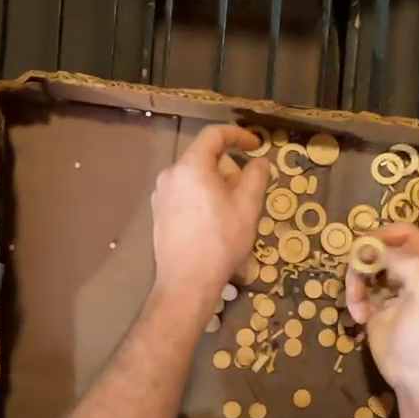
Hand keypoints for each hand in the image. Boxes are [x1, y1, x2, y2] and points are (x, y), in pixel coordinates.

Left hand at [151, 124, 270, 304]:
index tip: (256, 146)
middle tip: (247, 193)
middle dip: (230, 170)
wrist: (187, 282)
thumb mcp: (247, 207)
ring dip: (217, 185)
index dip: (238, 135)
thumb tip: (260, 161)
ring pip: (196, 177)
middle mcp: (170, 174)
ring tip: (232, 213)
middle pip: (205, 158)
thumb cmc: (220, 241)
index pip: (214, 135)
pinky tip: (213, 223)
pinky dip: (202, 198)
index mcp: (190, 166)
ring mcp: (161, 194)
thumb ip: (256, 177)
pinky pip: (185, 193)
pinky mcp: (158, 212)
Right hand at [346, 225, 418, 412]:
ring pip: (365, 267)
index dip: (381, 236)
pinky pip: (359, 289)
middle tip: (356, 278)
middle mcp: (413, 271)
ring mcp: (394, 289)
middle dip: (363, 261)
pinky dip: (354, 299)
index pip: (403, 233)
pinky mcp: (378, 306)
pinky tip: (359, 317)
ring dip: (355, 282)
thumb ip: (404, 261)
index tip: (362, 250)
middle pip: (379, 248)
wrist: (417, 378)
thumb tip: (371, 248)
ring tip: (357, 305)